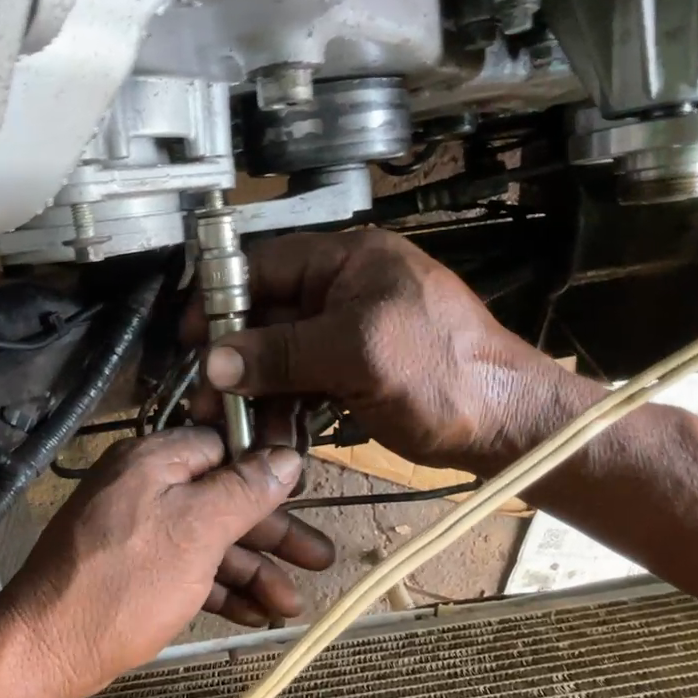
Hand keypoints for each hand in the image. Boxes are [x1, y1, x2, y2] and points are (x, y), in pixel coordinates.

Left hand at [0, 428, 334, 697]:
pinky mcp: (133, 573)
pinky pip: (187, 571)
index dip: (268, 471)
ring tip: (292, 606)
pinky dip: (220, 590)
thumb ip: (243, 490)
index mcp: (154, 461)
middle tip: (321, 560)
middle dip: (273, 536)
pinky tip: (253, 616)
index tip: (307, 495)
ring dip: (253, 572)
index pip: (224, 447)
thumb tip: (286, 456)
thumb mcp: (196, 531)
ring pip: (209, 542)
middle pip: (223, 501)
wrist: (47, 651)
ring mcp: (136, 533)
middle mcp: (144, 488)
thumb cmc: (127, 583)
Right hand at [186, 230, 592, 473]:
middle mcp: (344, 290)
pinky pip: (305, 384)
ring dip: (256, 392)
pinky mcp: (355, 374)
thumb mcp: (357, 355)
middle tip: (205, 401)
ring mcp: (350, 334)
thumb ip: (282, 353)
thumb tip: (212, 362)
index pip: (265, 265)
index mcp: (349, 261)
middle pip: (269, 315)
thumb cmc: (442, 374)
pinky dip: (284, 409)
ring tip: (232, 429)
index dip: (222, 300)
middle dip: (235, 359)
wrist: (508, 426)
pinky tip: (267, 436)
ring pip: (283, 356)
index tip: (189, 340)